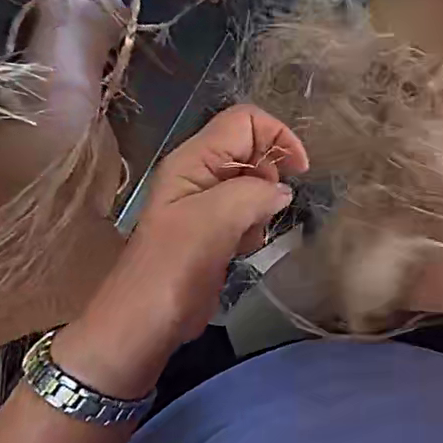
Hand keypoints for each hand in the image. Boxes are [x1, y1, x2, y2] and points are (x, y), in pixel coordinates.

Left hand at [52, 106, 308, 398]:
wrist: (144, 322)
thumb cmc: (172, 268)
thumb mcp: (213, 221)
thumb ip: (253, 194)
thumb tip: (283, 191)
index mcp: (193, 159)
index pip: (245, 120)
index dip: (277, 136)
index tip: (298, 172)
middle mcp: (200, 173)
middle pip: (252, 149)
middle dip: (271, 176)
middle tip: (264, 211)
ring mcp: (206, 203)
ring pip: (254, 184)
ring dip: (264, 206)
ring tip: (249, 234)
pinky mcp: (213, 230)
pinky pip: (248, 212)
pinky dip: (256, 226)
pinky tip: (244, 248)